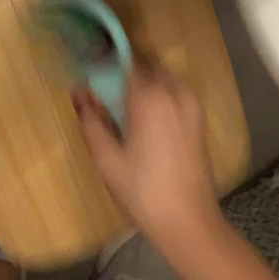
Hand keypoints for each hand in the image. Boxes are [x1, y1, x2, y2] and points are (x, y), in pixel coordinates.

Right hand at [75, 68, 220, 239]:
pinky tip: (144, 117)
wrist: (187, 220)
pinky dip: (160, 94)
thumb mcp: (106, 158)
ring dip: (145, 80)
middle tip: (105, 85)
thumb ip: (91, 120)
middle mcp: (175, 92)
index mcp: (149, 97)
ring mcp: (192, 106)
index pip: (126, 60)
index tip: (90, 66)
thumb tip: (78, 93)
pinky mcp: (200, 121)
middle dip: (127, 67)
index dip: (107, 59)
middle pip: (149, 63)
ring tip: (123, 101)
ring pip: (165, 77)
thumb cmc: (141, 190)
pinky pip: (176, 93)